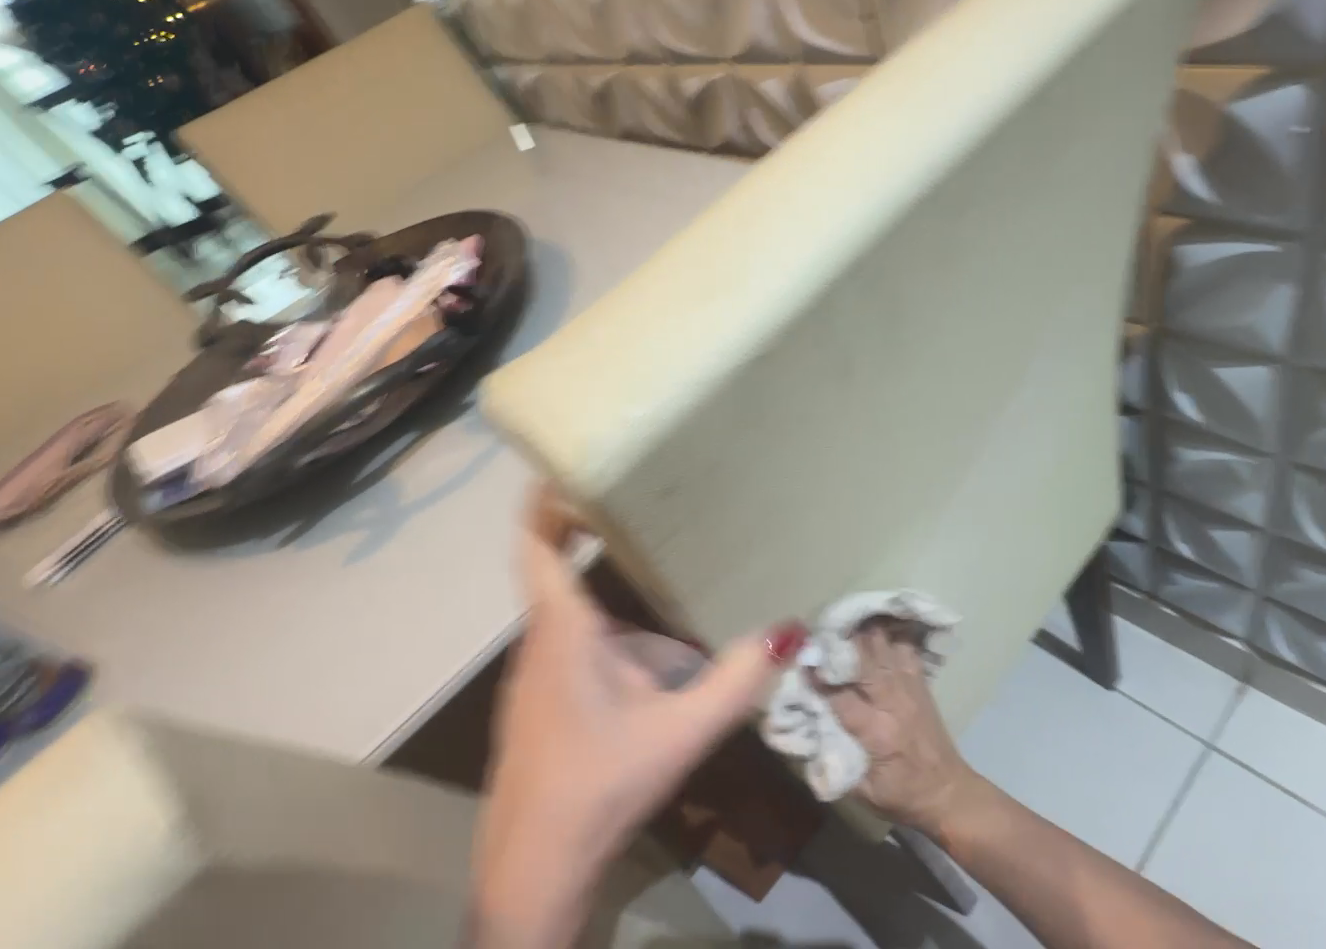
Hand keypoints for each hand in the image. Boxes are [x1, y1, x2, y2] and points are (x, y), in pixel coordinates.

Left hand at [471, 485, 802, 947]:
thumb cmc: (598, 783)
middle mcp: (541, 641)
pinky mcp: (546, 702)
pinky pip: (576, 642)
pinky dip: (607, 625)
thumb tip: (791, 630)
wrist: (535, 864)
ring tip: (657, 557)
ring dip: (605, 582)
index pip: (537, 543)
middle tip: (644, 496)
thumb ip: (737, 681)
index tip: (572, 460)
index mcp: (562, 629)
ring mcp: (539, 674)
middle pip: (556, 566)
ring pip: (571, 610)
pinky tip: (653, 646)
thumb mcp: (679, 731)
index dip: (546, 497)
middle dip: (592, 528)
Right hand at [819, 623, 984, 840]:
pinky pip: (907, 651)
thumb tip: (805, 736)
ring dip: (866, 632)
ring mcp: (910, 691)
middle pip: (866, 662)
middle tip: (821, 625)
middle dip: (842, 643)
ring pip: (887, 651)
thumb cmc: (902, 796)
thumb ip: (834, 763)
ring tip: (847, 613)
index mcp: (876, 732)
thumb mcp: (862, 791)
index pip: (840, 697)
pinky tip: (881, 617)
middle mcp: (893, 704)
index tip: (800, 661)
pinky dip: (894, 634)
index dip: (819, 678)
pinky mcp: (921, 686)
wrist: (949, 793)